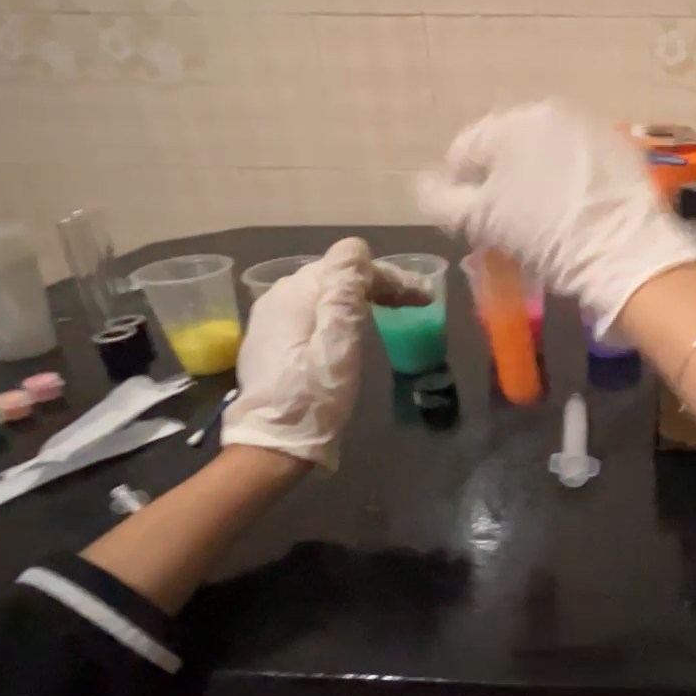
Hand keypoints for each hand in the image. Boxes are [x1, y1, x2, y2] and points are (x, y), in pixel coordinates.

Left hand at [220, 238, 424, 470]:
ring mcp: (273, 317)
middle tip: (419, 304)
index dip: (390, 277)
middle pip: (337, 275)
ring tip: (396, 310)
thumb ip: (345, 293)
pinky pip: (314, 309)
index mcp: (297, 294)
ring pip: (326, 291)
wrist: (272, 444)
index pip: (349, 264)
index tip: (423, 299)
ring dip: (363, 296)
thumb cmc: (313, 398)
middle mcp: (280, 296)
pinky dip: (343, 311)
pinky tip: (359, 325)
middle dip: (381, 284)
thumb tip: (356, 250)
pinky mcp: (274, 338)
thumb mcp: (338, 346)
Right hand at [416, 99, 695, 331]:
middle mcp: (553, 114)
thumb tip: (424, 185)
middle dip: (500, 184)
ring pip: (546, 156)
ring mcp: (592, 130)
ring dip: (534, 183)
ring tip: (541, 223)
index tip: (471, 222)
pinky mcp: (623, 154)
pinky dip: (571, 185)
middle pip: (508, 150)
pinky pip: (581, 167)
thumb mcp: (485, 222)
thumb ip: (444, 200)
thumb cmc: (548, 238)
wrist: (626, 256)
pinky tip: (575, 217)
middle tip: (506, 225)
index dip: (460, 189)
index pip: (465, 150)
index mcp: (513, 123)